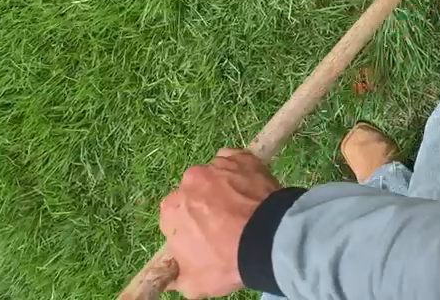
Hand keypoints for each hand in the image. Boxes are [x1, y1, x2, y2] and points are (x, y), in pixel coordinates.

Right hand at [157, 149, 280, 297]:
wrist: (267, 238)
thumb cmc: (226, 260)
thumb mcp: (194, 284)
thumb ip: (177, 276)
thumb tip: (172, 277)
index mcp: (172, 209)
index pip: (172, 216)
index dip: (187, 227)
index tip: (200, 237)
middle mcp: (190, 180)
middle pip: (192, 191)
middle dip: (202, 204)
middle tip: (222, 223)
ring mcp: (218, 164)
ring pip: (214, 175)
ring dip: (221, 187)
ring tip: (240, 207)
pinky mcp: (242, 156)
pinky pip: (235, 162)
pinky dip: (239, 172)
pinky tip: (248, 189)